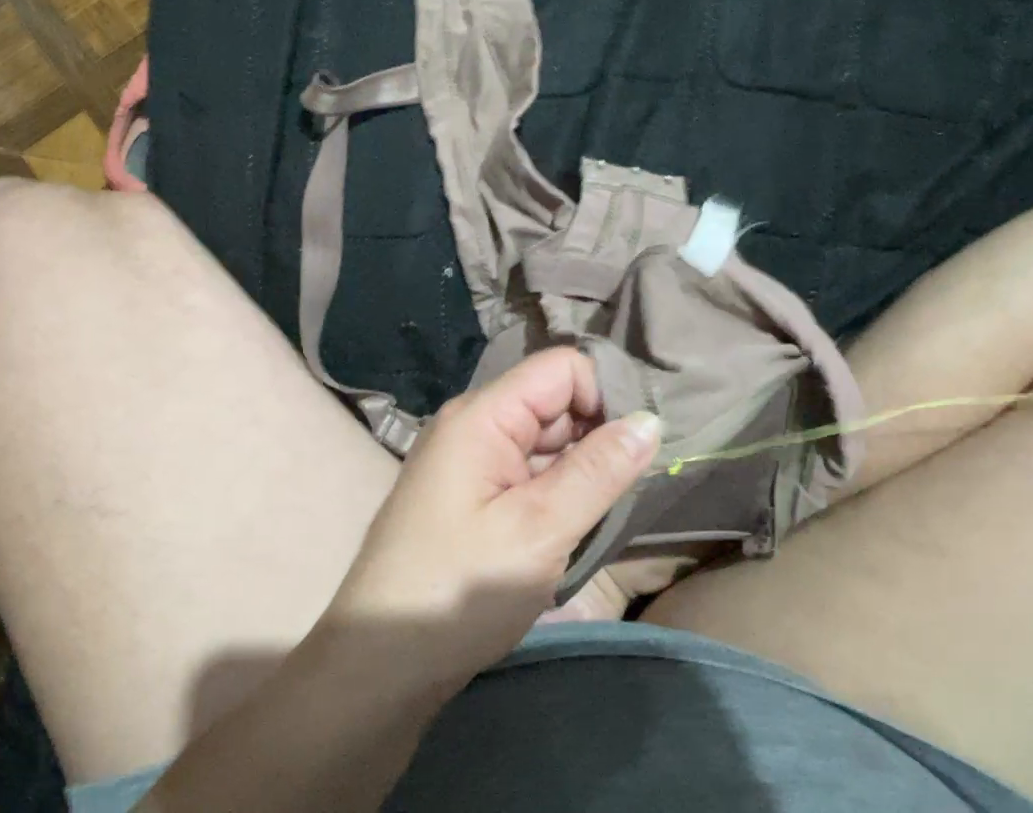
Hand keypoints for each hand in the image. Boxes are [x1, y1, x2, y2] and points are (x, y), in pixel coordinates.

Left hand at [319, 347, 661, 684]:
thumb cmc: (459, 589)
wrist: (381, 664)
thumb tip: (651, 420)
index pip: (561, 368)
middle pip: (555, 404)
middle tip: (623, 495)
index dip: (603, 398)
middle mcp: (473, 427)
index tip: (632, 452)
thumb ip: (598, 471)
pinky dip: (557, 497)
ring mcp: (469, 465)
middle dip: (596, 440)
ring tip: (599, 520)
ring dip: (579, 475)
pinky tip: (572, 533)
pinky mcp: (471, 501)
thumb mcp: (539, 529)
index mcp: (481, 417)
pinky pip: (527, 477)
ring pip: (546, 445)